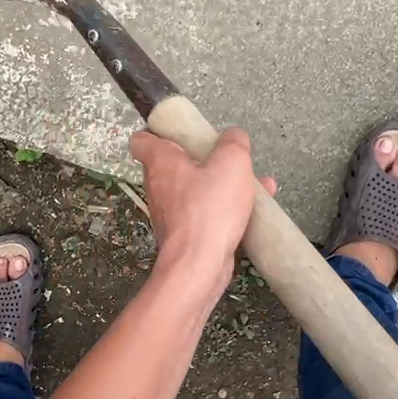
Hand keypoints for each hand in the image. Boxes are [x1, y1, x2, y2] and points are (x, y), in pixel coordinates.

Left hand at [129, 128, 277, 287]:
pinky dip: (225, 209)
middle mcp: (159, 186)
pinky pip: (205, 212)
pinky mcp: (184, 235)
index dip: (158, 133)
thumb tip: (233, 136)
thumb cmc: (209, 209)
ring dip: (222, 185)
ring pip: (195, 189)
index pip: (142, 140)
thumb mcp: (231, 163)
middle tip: (227, 160)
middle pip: (175, 164)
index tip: (182, 134)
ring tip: (254, 184)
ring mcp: (170, 213)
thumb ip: (233, 143)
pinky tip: (256, 209)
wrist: (199, 265)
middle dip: (204, 160)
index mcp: (161, 162)